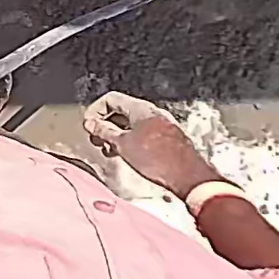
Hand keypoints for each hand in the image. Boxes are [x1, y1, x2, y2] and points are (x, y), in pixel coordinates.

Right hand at [82, 91, 220, 195]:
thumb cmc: (158, 160)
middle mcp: (153, 112)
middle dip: (105, 124)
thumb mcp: (122, 144)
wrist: (190, 178)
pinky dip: (131, 140)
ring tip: (110, 150)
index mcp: (141, 108)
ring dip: (117, 135)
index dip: (95, 111)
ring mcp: (162, 124)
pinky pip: (144, 133)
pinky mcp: (169, 138)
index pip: (110, 99)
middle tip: (97, 139)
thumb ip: (103, 131)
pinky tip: (127, 155)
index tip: (89, 126)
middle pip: (121, 111)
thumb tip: (90, 123)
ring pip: (132, 123)